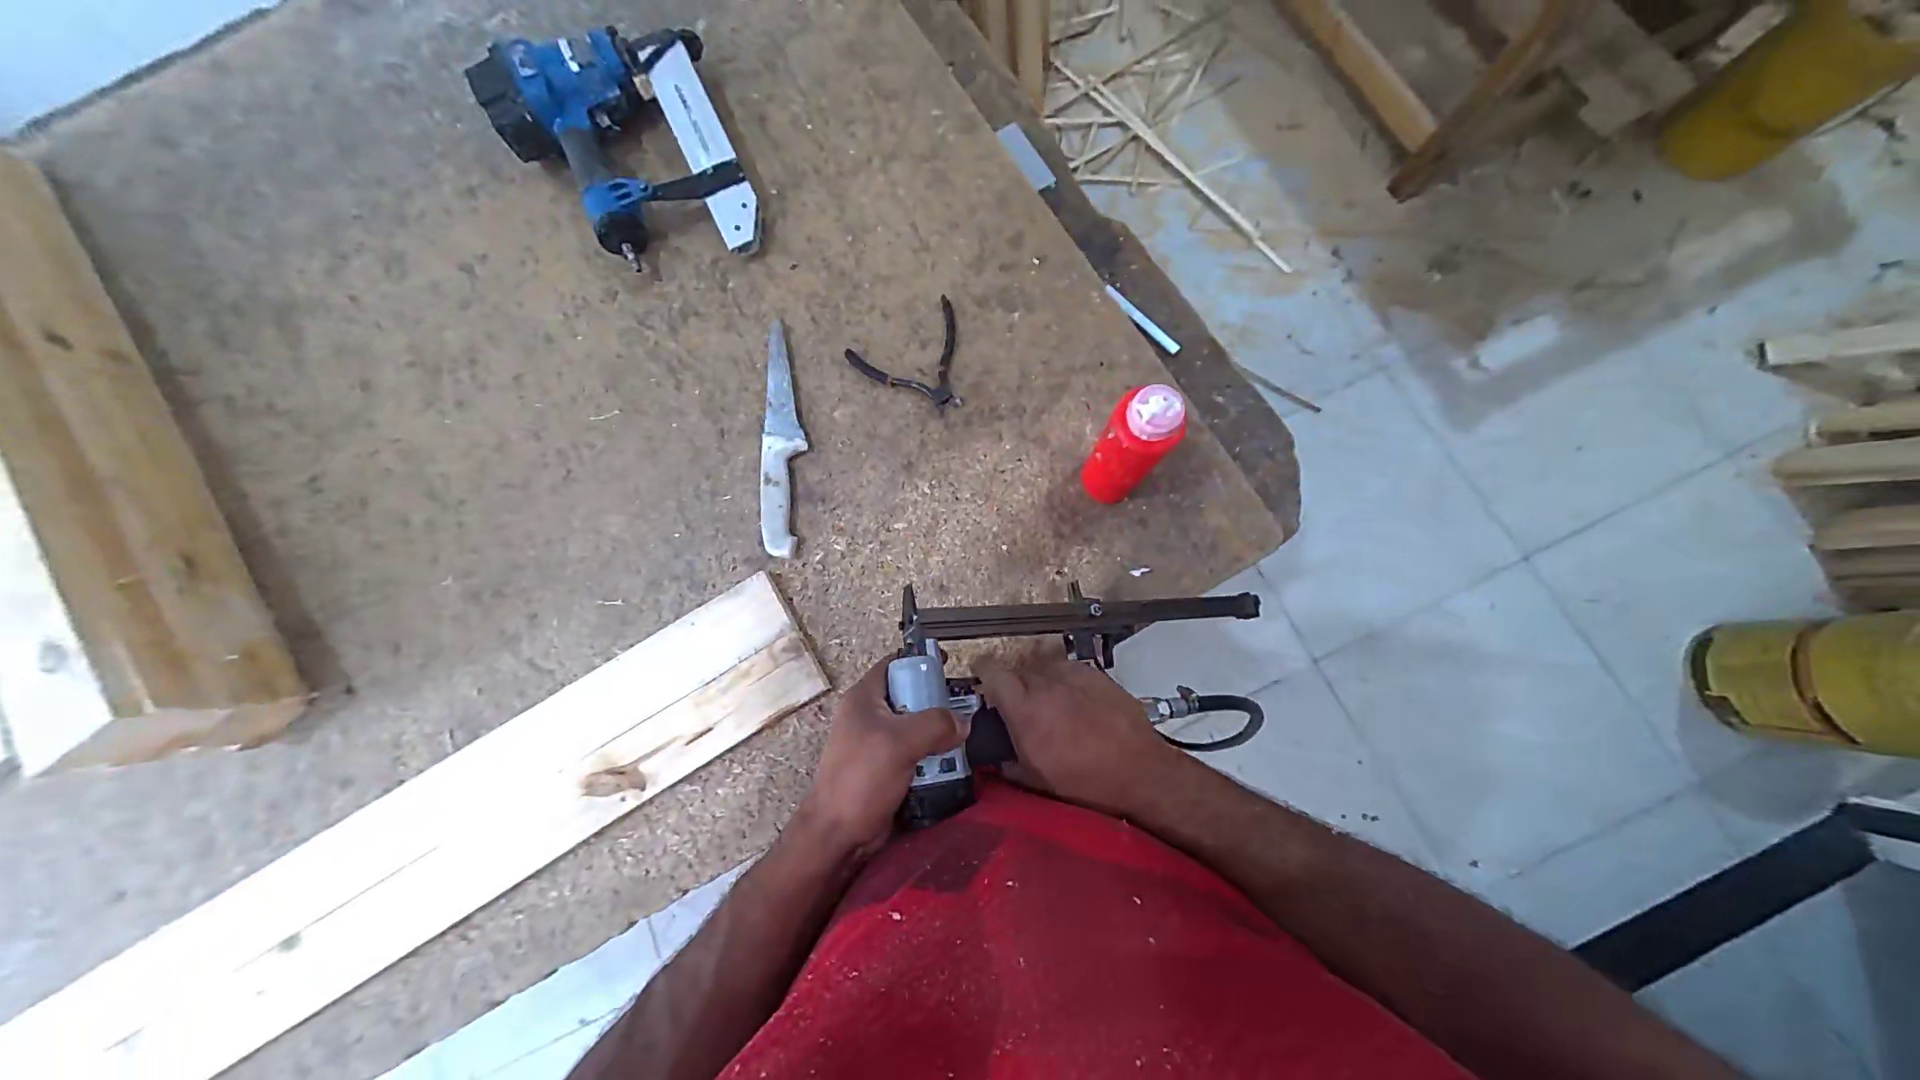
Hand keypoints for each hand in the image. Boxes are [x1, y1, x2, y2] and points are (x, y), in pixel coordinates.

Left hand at [796, 658, 967, 855]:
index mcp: (865, 698)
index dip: (920, 661)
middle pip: (912, 697)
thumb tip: (962, 723)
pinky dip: (934, 759)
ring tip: (962, 742)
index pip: (894, 664)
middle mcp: (871, 717)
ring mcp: (879, 745)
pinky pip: (918, 755)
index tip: (948, 666)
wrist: (839, 836)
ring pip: (918, 729)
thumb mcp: (900, 742)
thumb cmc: (860, 779)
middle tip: (964, 710)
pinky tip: (951, 766)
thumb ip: (935, 724)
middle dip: (938, 704)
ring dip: (940, 736)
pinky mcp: (889, 770)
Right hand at [975, 652, 1184, 818]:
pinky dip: (1065, 682)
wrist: (1139, 772)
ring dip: (1040, 683)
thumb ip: (1007, 762)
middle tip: (1022, 710)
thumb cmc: (1087, 782)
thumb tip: (995, 754)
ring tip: (1052, 706)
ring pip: (1043, 668)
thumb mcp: (1036, 781)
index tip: (986, 689)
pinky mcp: (1095, 673)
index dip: (984, 678)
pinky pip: (1069, 670)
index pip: (991, 672)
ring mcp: (1072, 675)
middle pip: (1016, 671)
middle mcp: (1045, 685)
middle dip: (1014, 688)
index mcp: (1025, 710)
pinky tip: (1076, 702)